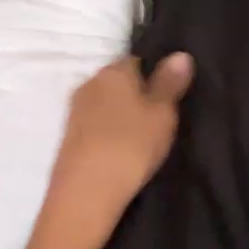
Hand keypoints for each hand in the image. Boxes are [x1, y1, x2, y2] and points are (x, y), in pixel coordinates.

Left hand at [37, 54, 193, 248]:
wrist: (85, 194)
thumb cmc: (130, 146)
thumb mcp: (162, 113)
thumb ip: (170, 82)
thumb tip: (180, 54)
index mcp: (113, 70)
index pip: (138, 61)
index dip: (156, 78)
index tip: (169, 100)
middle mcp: (89, 82)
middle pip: (120, 82)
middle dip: (137, 97)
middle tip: (159, 122)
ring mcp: (75, 110)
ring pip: (106, 105)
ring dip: (121, 117)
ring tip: (142, 141)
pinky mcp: (68, 137)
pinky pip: (95, 126)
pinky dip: (108, 134)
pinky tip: (121, 153)